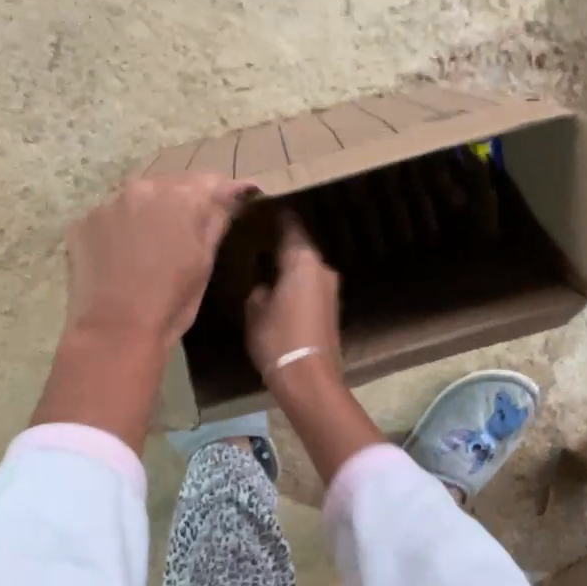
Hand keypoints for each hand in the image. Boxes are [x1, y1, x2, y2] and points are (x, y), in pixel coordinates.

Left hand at [65, 172, 253, 347]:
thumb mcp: (205, 262)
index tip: (230, 210)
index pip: (212, 181)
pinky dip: (120, 229)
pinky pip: (110, 216)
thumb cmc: (172, 300)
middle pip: (172, 185)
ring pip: (138, 199)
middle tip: (186, 236)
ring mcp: (108, 204)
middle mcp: (142, 188)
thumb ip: (217, 220)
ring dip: (149, 213)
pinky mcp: (82, 222)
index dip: (224, 196)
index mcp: (182, 197)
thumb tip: (231, 195)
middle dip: (183, 204)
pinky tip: (122, 257)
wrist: (115, 330)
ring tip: (151, 247)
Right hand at [245, 214, 341, 379]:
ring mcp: (331, 289)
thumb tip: (265, 285)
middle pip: (300, 247)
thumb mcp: (255, 310)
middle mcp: (322, 268)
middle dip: (282, 242)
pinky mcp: (332, 308)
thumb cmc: (278, 338)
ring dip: (290, 265)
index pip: (290, 226)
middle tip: (258, 237)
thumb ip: (258, 289)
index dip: (276, 216)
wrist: (309, 377)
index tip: (262, 208)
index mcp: (303, 261)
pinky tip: (279, 287)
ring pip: (306, 268)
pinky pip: (310, 285)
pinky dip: (296, 282)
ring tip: (265, 262)